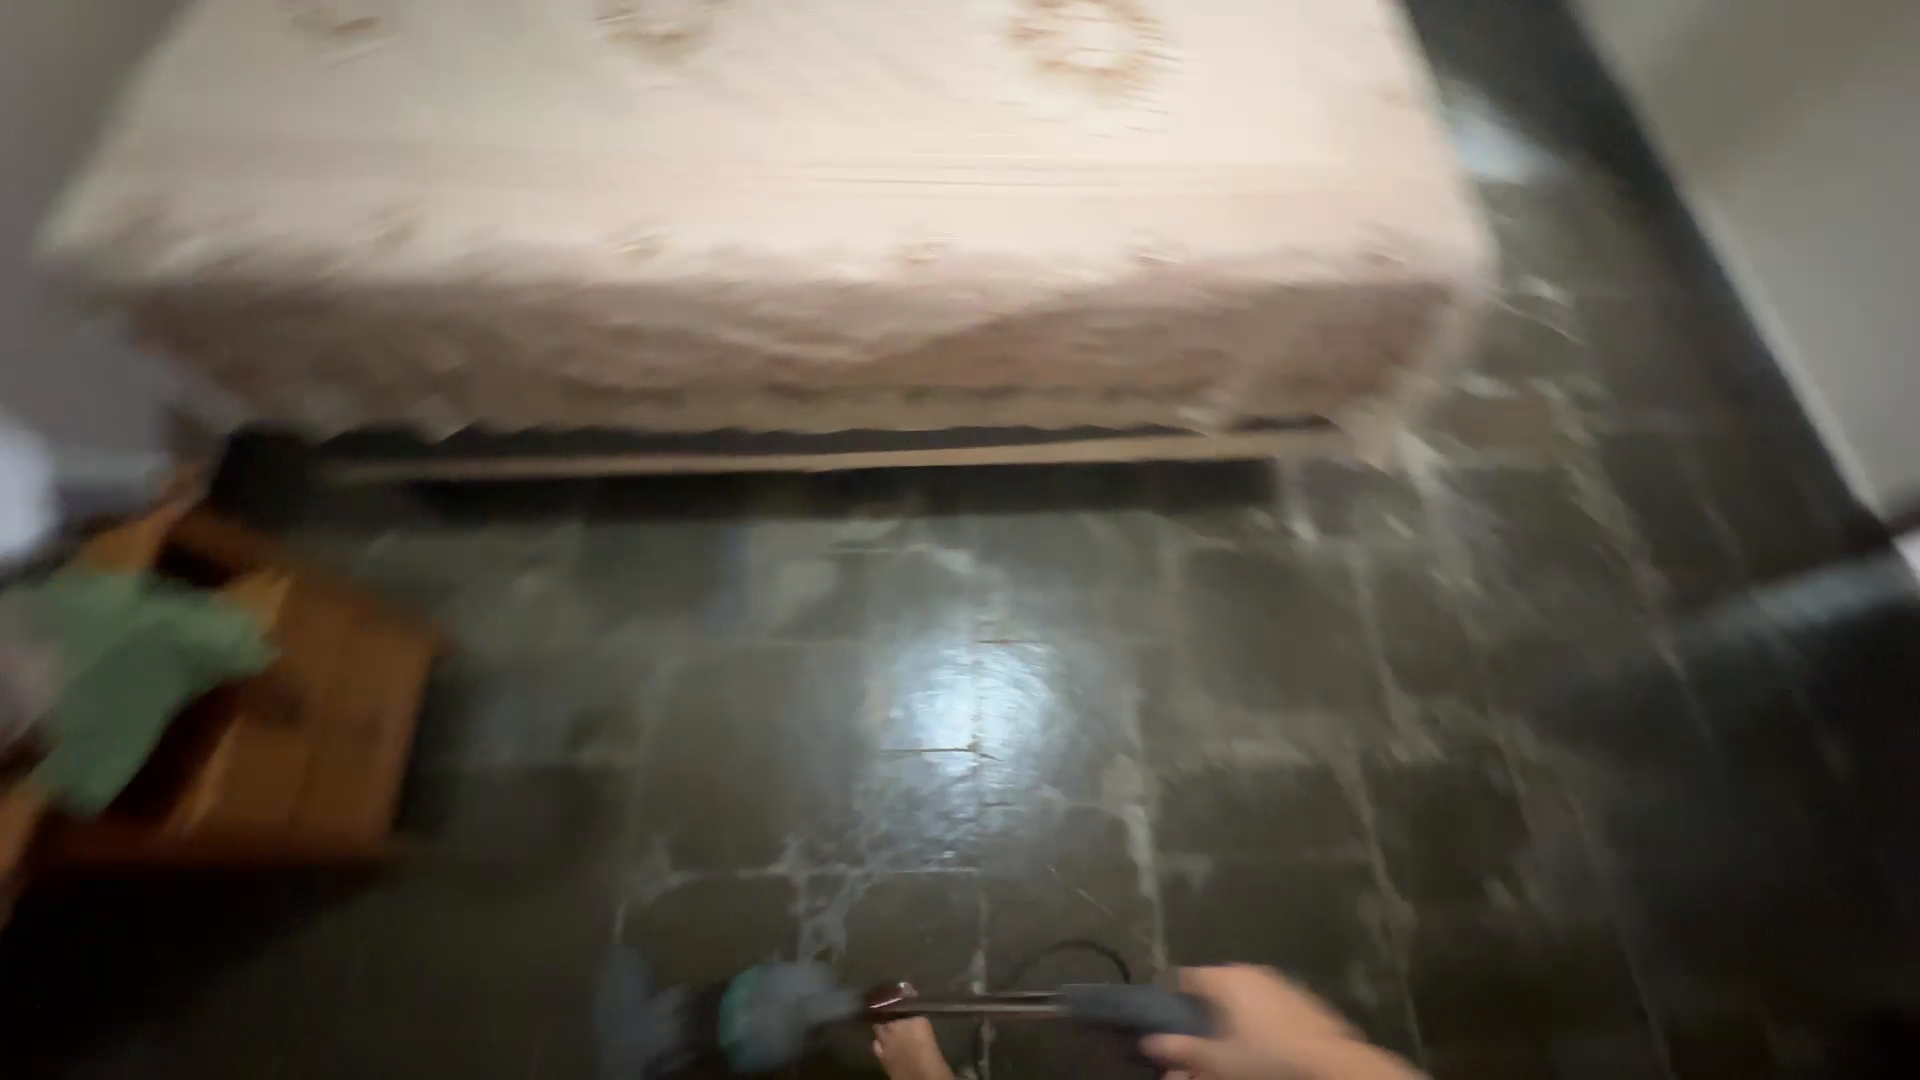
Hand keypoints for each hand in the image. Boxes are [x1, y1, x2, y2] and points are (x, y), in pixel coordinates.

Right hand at [1141, 966, 1423, 1079]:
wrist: (1334, 1065)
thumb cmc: (1268, 1059)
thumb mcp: (1219, 1061)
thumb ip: (1182, 1050)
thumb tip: (1150, 1044)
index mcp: (1222, 978)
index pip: (1184, 978)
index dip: (1172, 999)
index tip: (1168, 1019)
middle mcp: (1246, 970)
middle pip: (1213, 985)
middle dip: (1203, 1010)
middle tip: (1199, 1038)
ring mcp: (1275, 981)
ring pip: (1241, 993)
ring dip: (1231, 1013)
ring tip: (1232, 1043)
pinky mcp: (1299, 997)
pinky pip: (1266, 1002)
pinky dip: (1258, 1017)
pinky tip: (1264, 1043)